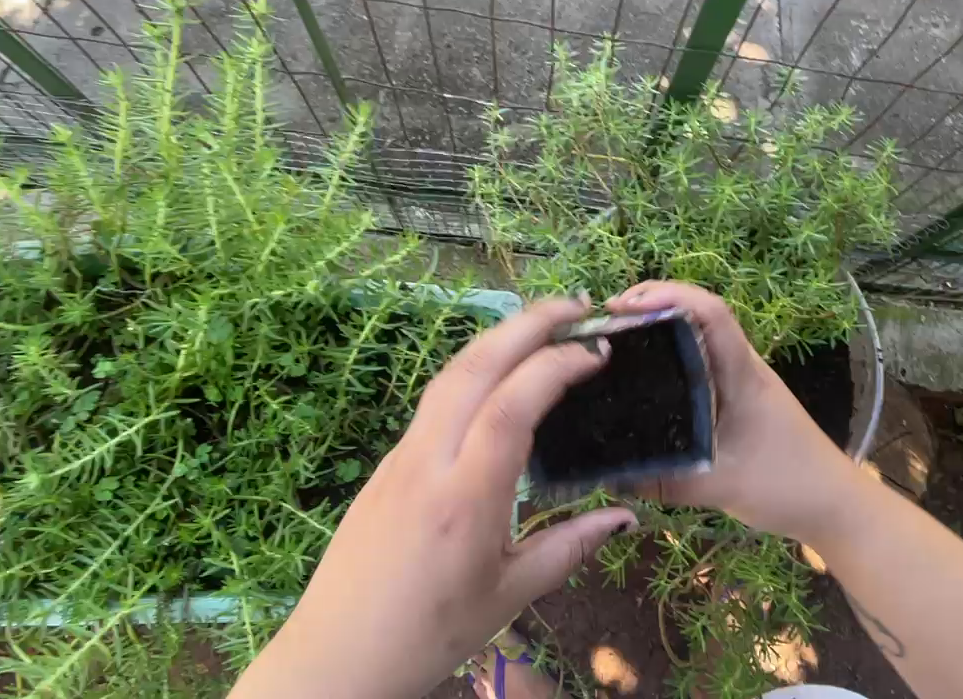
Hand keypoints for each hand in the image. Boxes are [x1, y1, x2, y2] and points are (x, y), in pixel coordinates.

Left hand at [231, 298, 636, 698]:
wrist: (335, 657)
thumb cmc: (431, 632)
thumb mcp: (511, 594)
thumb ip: (571, 546)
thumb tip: (627, 516)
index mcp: (464, 499)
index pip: (511, 407)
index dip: (557, 367)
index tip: (597, 352)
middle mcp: (429, 460)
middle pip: (475, 366)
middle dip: (528, 323)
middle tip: (577, 305)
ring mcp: (402, 453)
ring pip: (451, 372)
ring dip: (499, 336)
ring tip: (543, 323)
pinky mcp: (389, 457)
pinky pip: (437, 395)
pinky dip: (476, 366)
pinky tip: (500, 372)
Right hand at [606, 281, 865, 543]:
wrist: (836, 505)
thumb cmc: (786, 485)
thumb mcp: (722, 486)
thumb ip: (665, 481)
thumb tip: (607, 475)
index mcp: (742, 373)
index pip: (709, 312)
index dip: (667, 296)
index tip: (622, 306)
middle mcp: (741, 365)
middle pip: (698, 312)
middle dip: (652, 304)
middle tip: (607, 320)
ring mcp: (741, 379)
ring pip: (698, 336)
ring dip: (660, 327)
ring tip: (616, 340)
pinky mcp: (739, 397)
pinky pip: (700, 361)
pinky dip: (670, 355)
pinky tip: (645, 377)